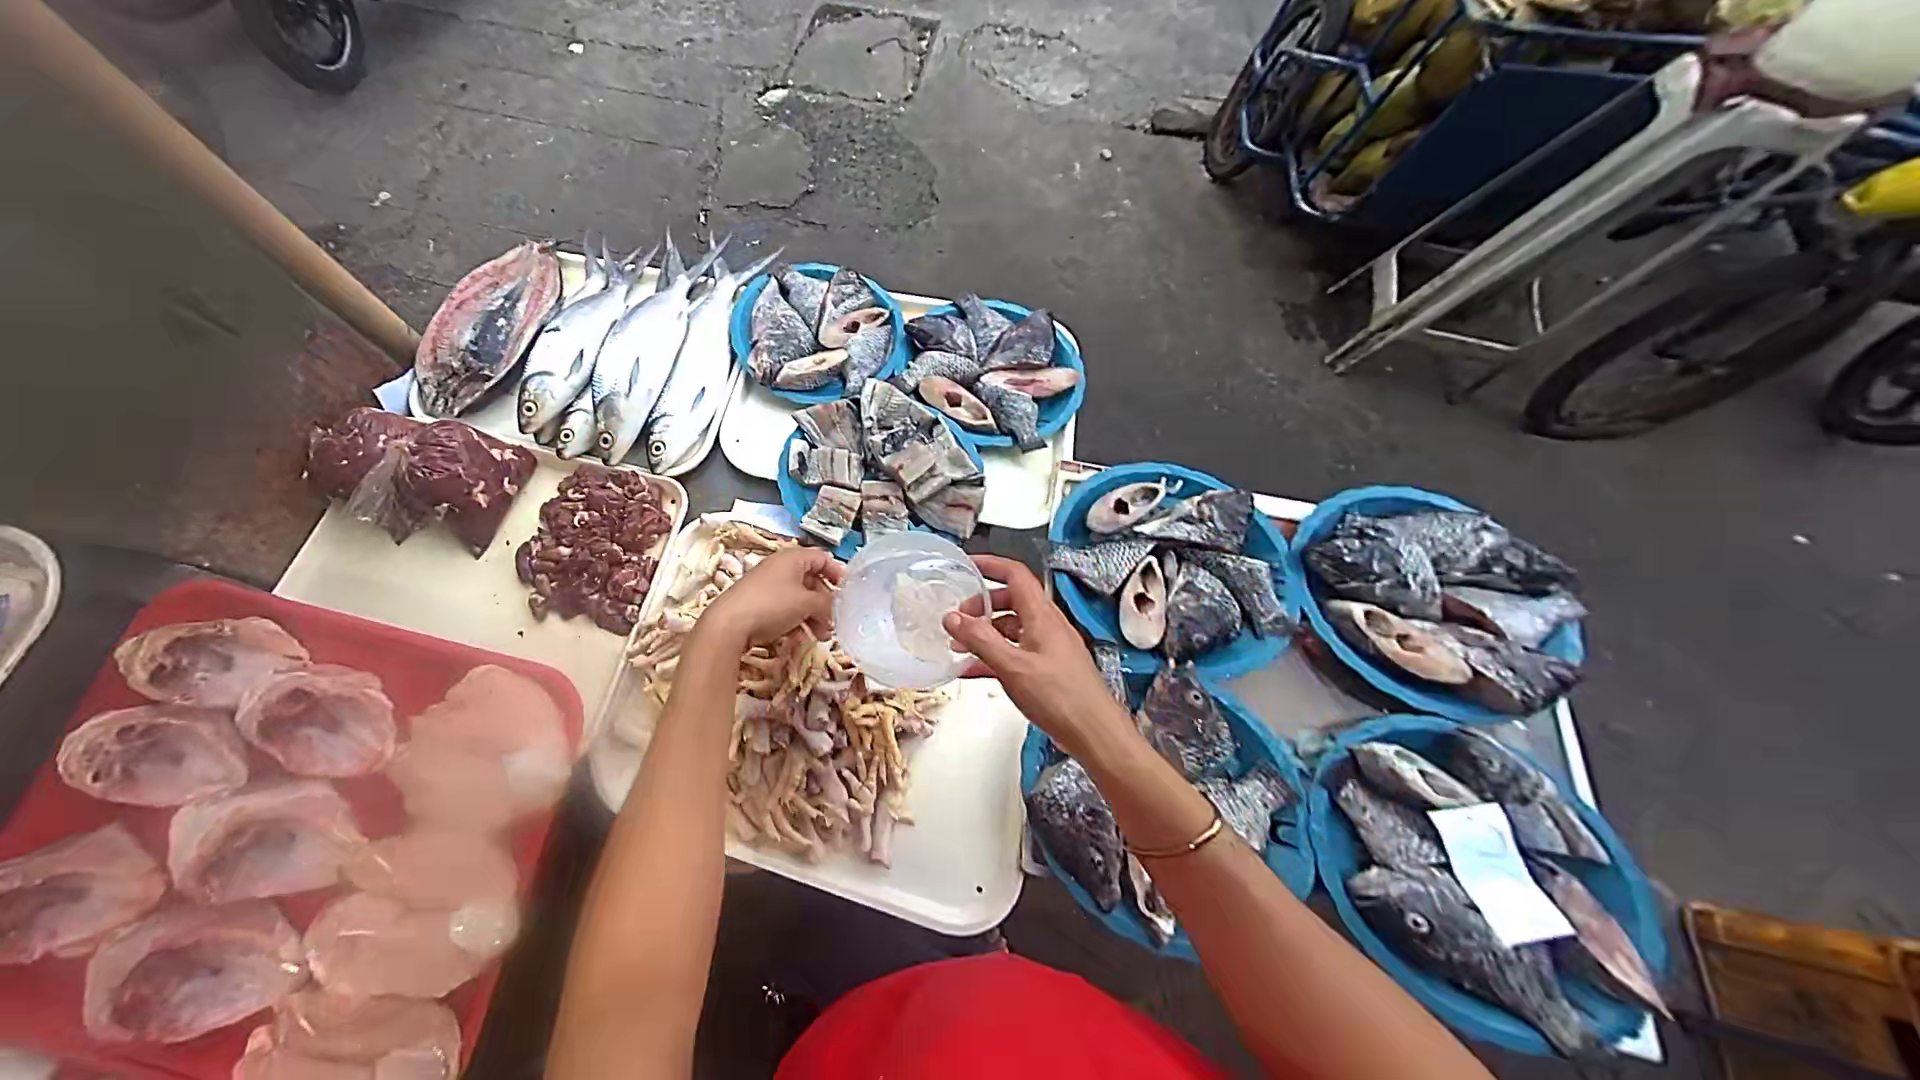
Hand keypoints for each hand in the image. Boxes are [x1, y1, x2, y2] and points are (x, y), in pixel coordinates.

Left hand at [697, 547, 844, 647]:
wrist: (728, 625)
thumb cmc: (772, 605)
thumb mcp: (807, 603)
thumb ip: (827, 603)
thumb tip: (835, 608)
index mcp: (792, 559)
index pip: (822, 558)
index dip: (837, 573)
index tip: (848, 592)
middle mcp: (780, 568)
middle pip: (812, 580)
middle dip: (826, 602)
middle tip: (835, 619)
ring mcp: (767, 586)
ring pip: (799, 598)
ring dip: (814, 615)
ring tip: (822, 635)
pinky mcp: (758, 604)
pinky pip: (785, 609)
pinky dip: (797, 620)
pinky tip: (802, 637)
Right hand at [942, 554, 1128, 758]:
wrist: (1093, 732)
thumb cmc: (1062, 698)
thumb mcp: (1012, 667)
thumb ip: (980, 640)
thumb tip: (953, 618)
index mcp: (1042, 616)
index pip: (1015, 574)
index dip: (990, 565)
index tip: (968, 565)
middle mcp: (1047, 625)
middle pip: (1011, 600)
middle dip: (982, 605)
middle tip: (959, 619)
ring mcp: (1049, 647)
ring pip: (1012, 628)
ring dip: (986, 632)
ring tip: (961, 646)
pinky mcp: (1048, 668)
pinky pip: (1016, 651)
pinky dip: (995, 655)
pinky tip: (975, 669)